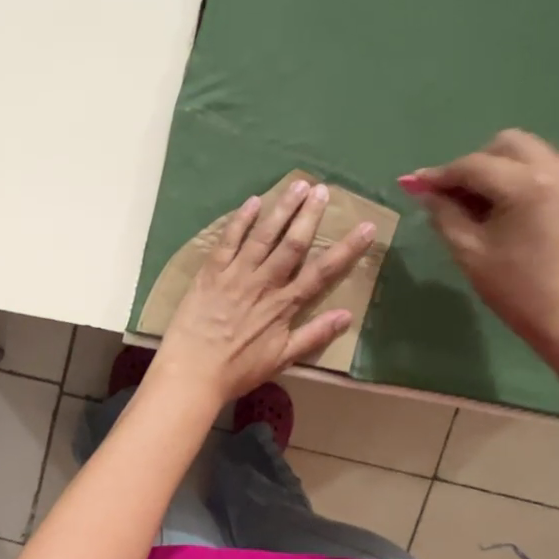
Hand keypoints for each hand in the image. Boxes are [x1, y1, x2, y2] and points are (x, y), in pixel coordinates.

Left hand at [153, 179, 375, 403]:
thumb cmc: (236, 371)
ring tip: (298, 185)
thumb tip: (347, 316)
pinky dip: (240, 220)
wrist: (191, 373)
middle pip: (293, 244)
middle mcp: (263, 284)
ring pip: (263, 236)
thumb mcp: (281, 359)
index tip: (367, 228)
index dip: (346, 249)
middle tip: (324, 190)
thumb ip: (314, 336)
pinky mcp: (209, 274)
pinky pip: (227, 241)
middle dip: (310, 215)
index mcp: (283, 306)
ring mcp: (235, 276)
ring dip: (282, 209)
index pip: (322, 272)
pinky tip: (252, 202)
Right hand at [402, 129, 558, 357]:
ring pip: (524, 154)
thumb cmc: (517, 288)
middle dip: (472, 164)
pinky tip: (498, 209)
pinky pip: (540, 168)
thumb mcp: (470, 251)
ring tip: (472, 205)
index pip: (472, 165)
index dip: (438, 175)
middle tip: (449, 196)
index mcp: (526, 184)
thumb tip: (424, 191)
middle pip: (504, 145)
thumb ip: (444, 214)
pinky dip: (514, 178)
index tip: (411, 185)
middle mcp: (555, 168)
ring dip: (494, 170)